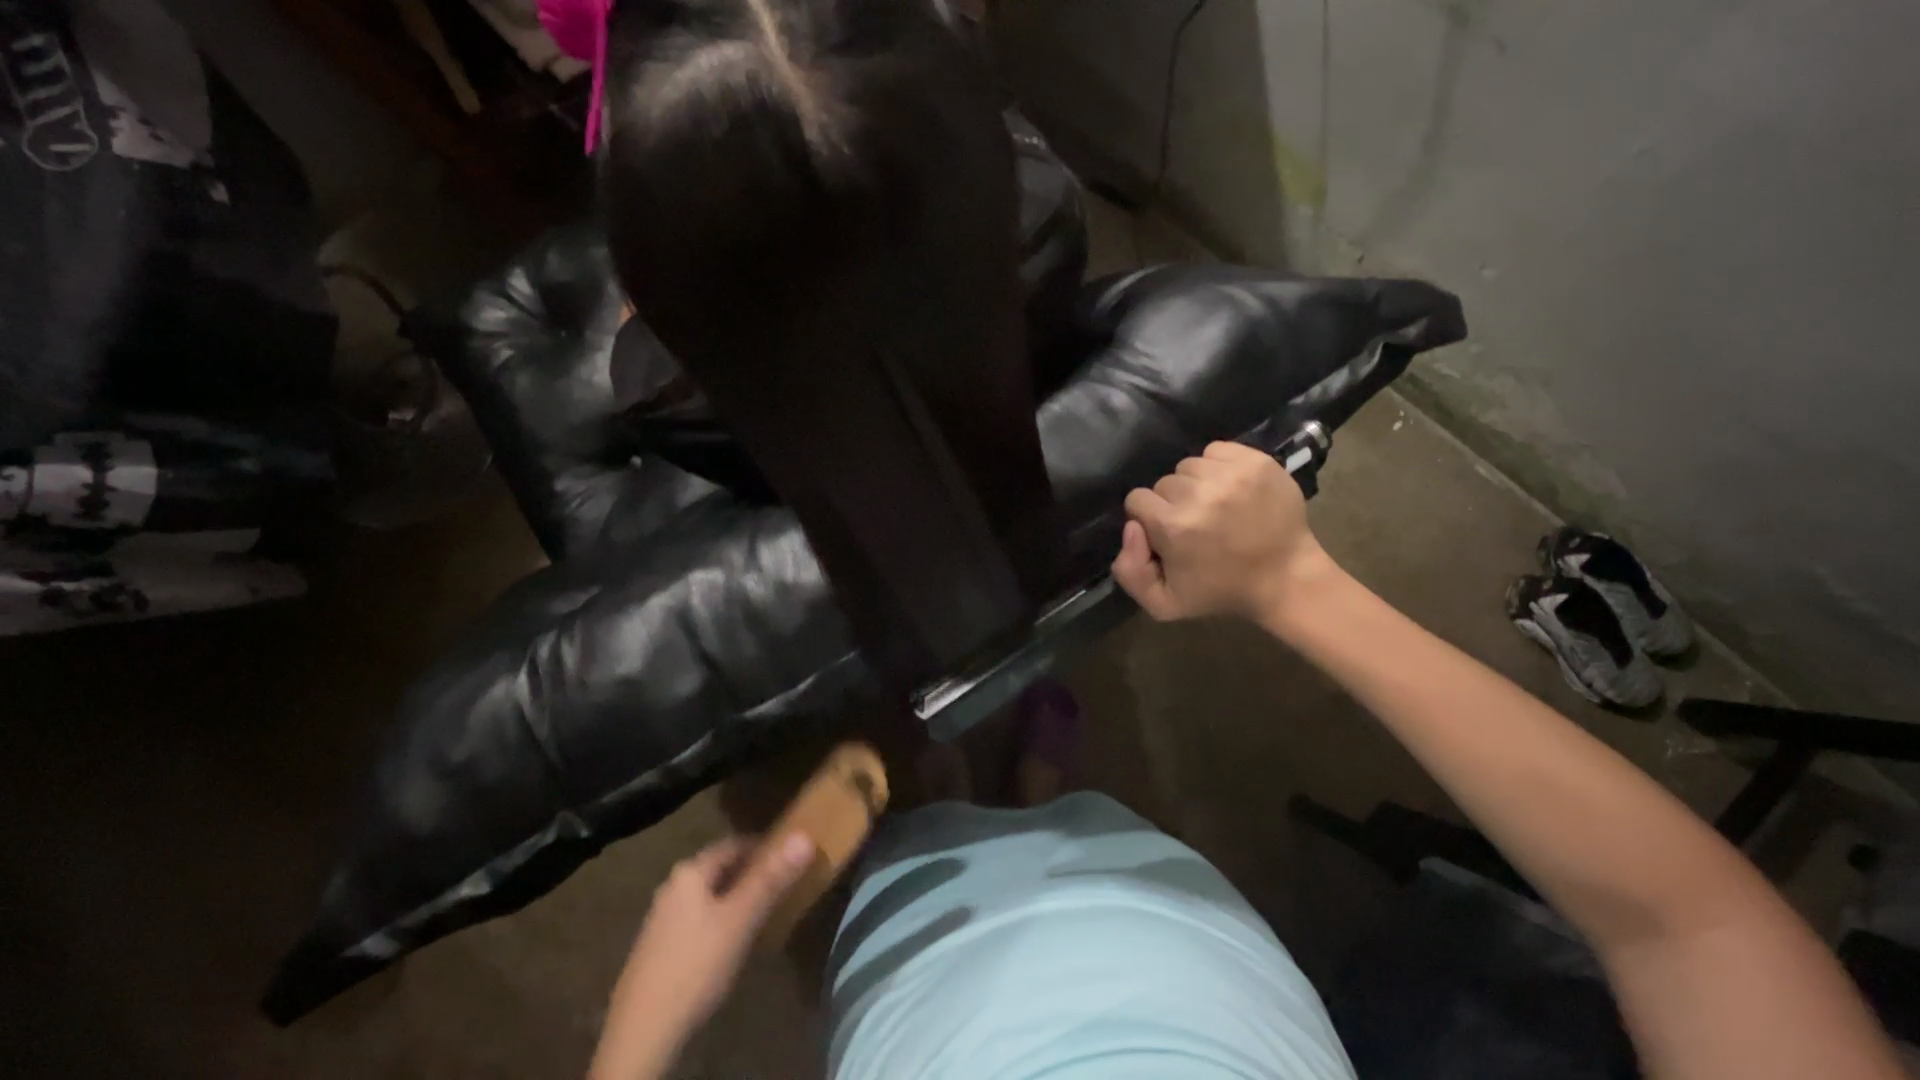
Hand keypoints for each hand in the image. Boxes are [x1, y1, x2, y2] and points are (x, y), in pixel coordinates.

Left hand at [591, 833, 814, 1078]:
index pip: (733, 844)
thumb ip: (771, 879)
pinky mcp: (659, 946)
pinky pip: (698, 918)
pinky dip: (720, 918)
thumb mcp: (740, 919)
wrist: (644, 1027)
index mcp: (689, 873)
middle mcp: (672, 886)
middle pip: (719, 869)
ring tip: (765, 909)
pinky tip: (733, 939)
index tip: (791, 854)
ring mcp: (662, 917)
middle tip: (783, 882)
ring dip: (735, 897)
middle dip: (750, 872)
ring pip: (708, 895)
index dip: (763, 846)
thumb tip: (803, 836)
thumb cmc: (696, 964)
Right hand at [1111, 441, 1335, 622]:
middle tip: (1196, 524)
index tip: (1169, 534)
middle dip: (1173, 502)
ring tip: (1215, 506)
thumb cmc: (1221, 591)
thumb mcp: (1164, 603)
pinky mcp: (1255, 461)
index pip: (1137, 500)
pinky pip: (1217, 450)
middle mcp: (1199, 493)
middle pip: (1164, 482)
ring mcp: (1230, 473)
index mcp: (1173, 525)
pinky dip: (1218, 466)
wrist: (1285, 577)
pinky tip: (1230, 489)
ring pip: (1189, 465)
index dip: (1149, 518)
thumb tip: (1133, 527)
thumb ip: (1129, 571)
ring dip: (1195, 483)